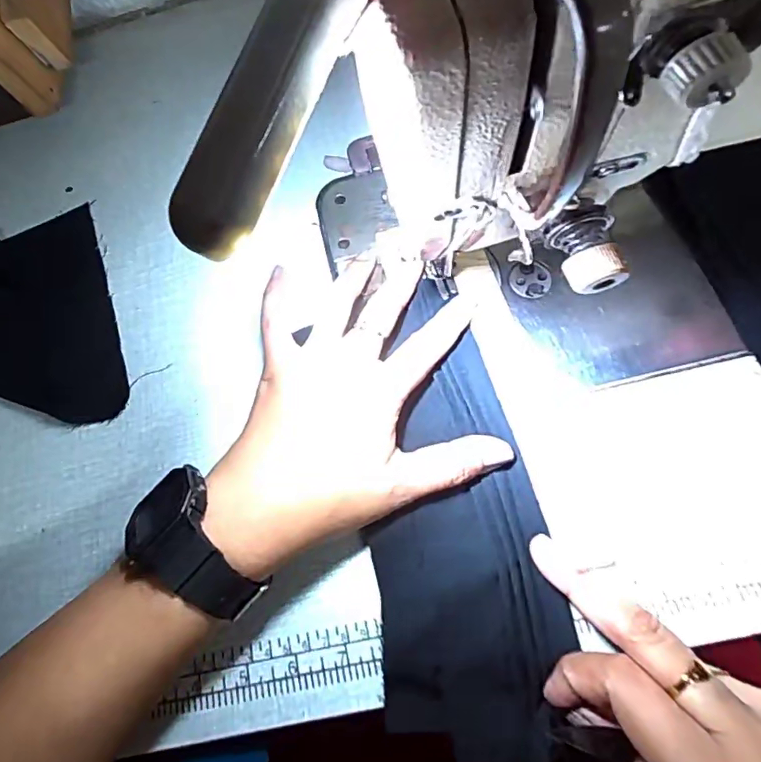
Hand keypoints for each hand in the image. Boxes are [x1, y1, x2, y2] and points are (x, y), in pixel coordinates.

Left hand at [200, 255, 514, 578]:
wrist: (259, 506)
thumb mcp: (398, 485)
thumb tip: (501, 451)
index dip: (450, 323)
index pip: (425, 349)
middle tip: (413, 257)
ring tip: (367, 255)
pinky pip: (275, 322)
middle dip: (400, 283)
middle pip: (379, 314)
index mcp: (379, 390)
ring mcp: (308, 360)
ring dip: (352, 278)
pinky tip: (280, 270)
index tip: (467, 299)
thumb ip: (452, 464)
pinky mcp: (277, 366)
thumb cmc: (329, 496)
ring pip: (334, 307)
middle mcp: (346, 364)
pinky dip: (277, 295)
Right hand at [529, 535, 760, 761]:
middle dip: (601, 598)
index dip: (580, 675)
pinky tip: (723, 745)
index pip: (627, 689)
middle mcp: (756, 734)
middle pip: (657, 641)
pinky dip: (716, 707)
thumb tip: (636, 747)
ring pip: (699, 667)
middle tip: (554, 560)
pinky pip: (747, 695)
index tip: (559, 690)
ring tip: (643, 705)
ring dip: (659, 672)